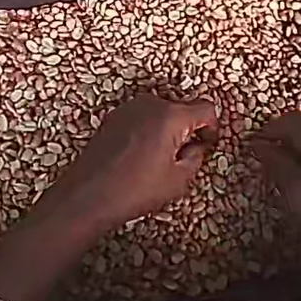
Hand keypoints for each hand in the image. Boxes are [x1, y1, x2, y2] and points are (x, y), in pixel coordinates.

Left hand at [38, 95, 218, 236]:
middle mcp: (149, 104)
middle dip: (189, 129)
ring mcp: (128, 109)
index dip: (212, 127)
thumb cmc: (132, 190)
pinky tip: (142, 158)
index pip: (206, 108)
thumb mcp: (178, 180)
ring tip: (161, 161)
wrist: (87, 196)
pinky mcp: (113, 118)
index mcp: (171, 116)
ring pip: (161, 113)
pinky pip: (142, 118)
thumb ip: (196, 157)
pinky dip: (149, 132)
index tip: (208, 142)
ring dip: (168, 131)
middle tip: (186, 156)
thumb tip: (195, 148)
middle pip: (182, 109)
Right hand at [251, 114, 300, 270]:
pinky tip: (300, 174)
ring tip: (278, 169)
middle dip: (281, 139)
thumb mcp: (299, 198)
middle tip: (262, 157)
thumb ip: (278, 165)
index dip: (267, 130)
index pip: (292, 122)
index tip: (251, 143)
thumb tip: (260, 146)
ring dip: (294, 148)